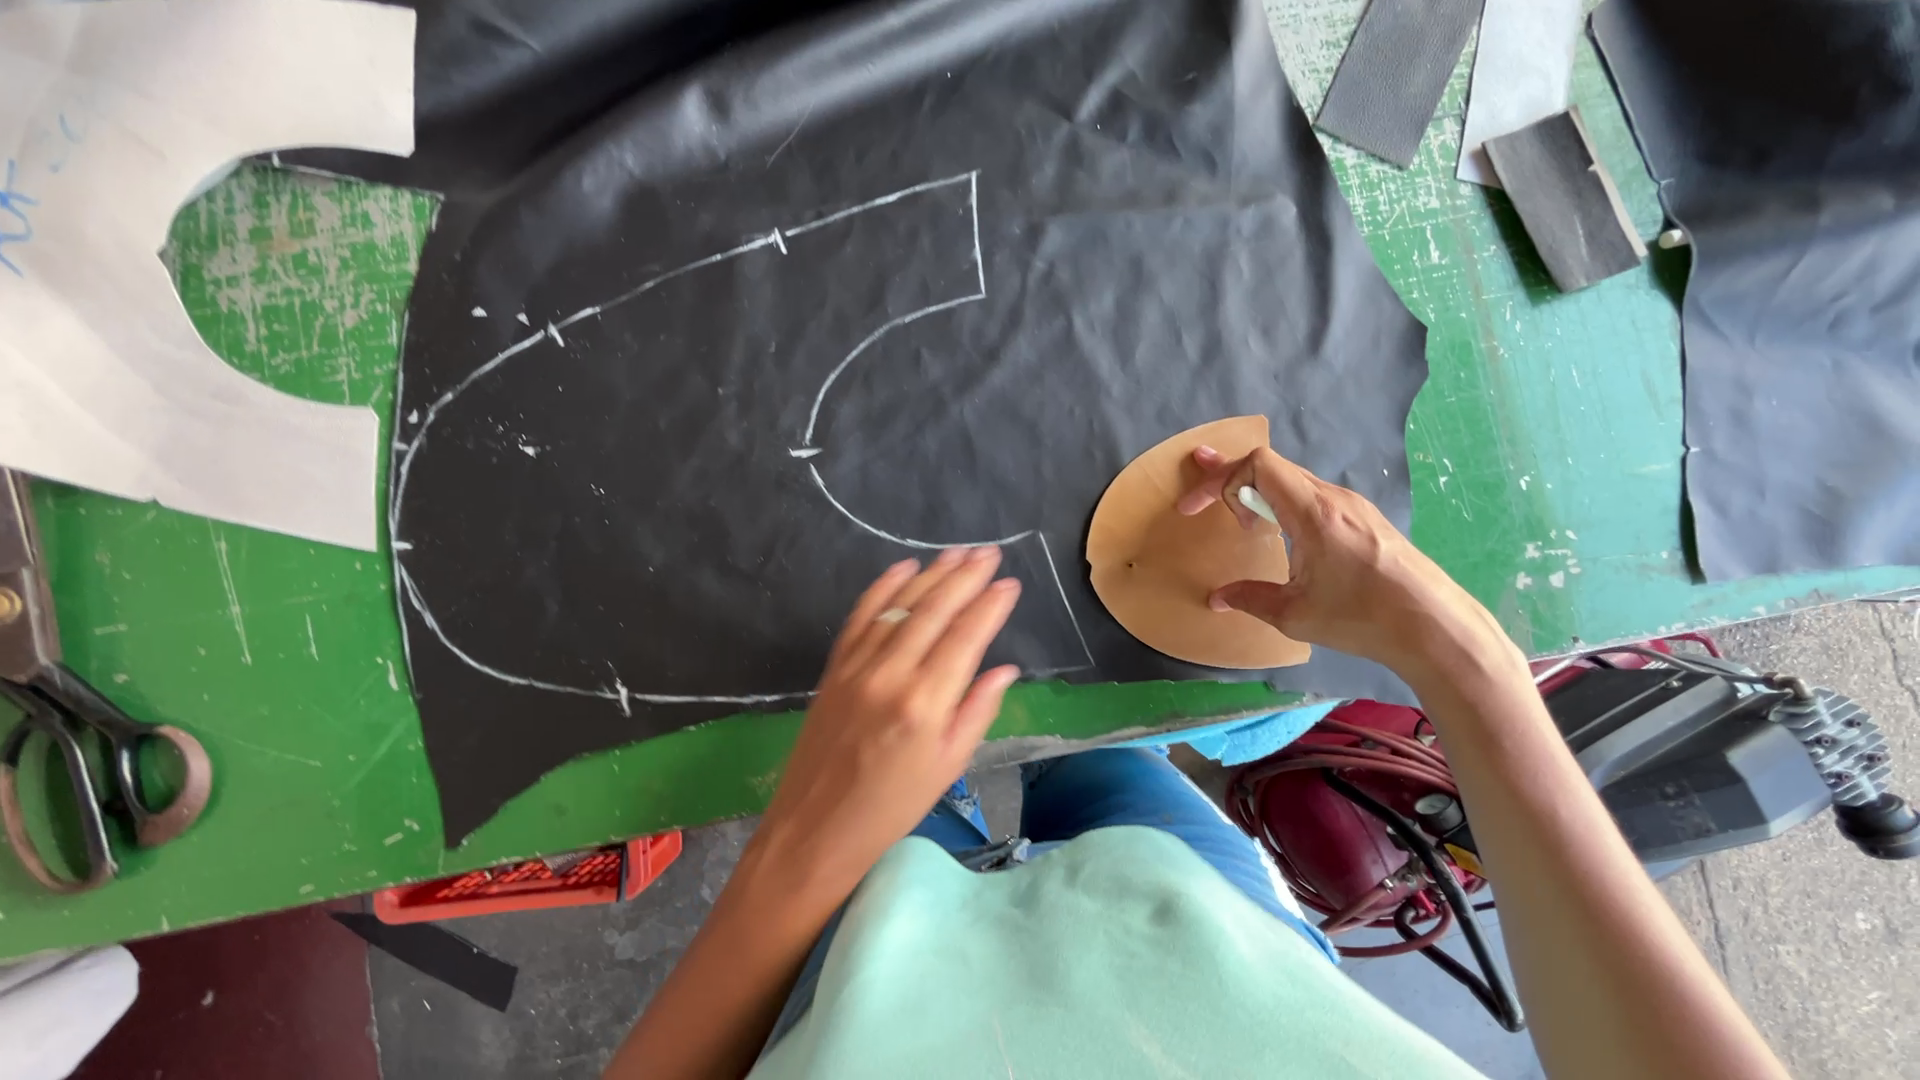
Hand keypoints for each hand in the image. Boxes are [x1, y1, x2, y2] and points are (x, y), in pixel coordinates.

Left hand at [758, 546, 1020, 888]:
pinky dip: (883, 589)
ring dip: (931, 575)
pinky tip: (903, 569)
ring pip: (900, 607)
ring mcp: (857, 668)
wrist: (815, 828)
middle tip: (989, 552)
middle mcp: (891, 675)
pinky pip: (861, 618)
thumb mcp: (948, 767)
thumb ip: (977, 711)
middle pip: (934, 612)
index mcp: (926, 704)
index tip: (1010, 584)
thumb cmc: (892, 808)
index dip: (990, 606)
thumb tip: (1004, 669)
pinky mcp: (834, 669)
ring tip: (958, 552)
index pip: (966, 638)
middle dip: (965, 578)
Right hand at [1176, 445, 1517, 682]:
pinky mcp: (1367, 520)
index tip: (1196, 509)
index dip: (1219, 478)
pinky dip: (1284, 505)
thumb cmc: (1362, 618)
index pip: (1258, 464)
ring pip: (1294, 482)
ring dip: (1259, 494)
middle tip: (1196, 495)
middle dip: (1229, 480)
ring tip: (1236, 516)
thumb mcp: (1294, 614)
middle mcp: (1334, 498)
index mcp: (1313, 512)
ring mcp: (1354, 507)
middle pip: (1272, 466)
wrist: (1435, 627)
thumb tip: (1217, 599)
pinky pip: (1314, 497)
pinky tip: (1281, 533)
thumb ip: (1250, 598)